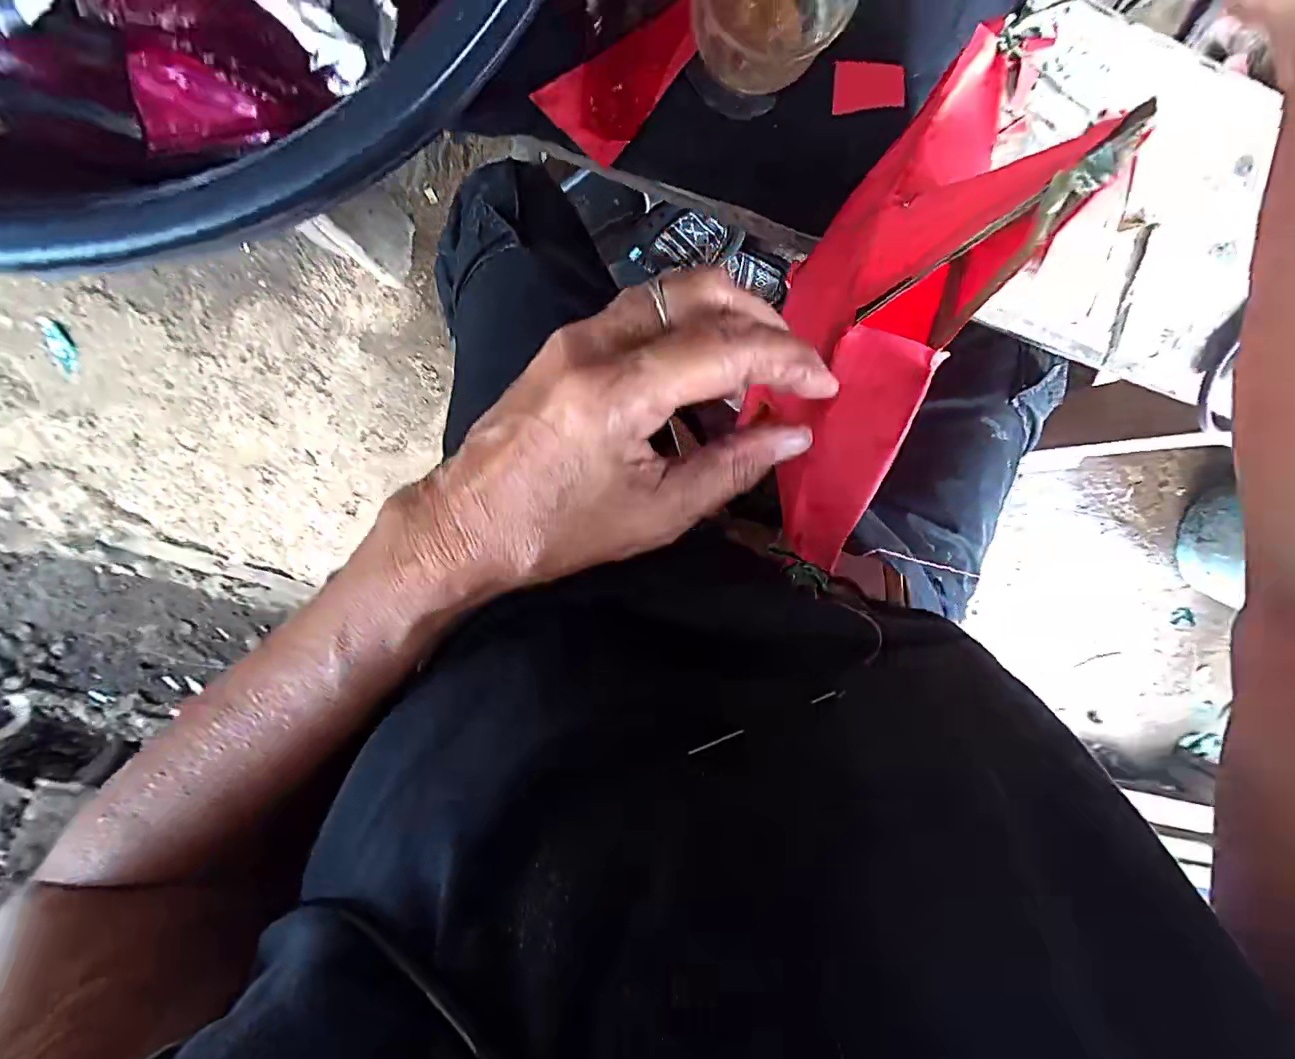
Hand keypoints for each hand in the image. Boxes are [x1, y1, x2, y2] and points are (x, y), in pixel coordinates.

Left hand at [393, 268, 837, 593]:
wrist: (467, 525)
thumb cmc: (560, 532)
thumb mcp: (659, 512)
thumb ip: (734, 467)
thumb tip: (795, 436)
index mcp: (619, 389)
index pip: (726, 348)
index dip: (788, 361)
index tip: (827, 384)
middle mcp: (596, 340)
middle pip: (701, 291)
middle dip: (764, 321)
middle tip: (796, 367)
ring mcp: (576, 334)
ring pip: (672, 295)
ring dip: (725, 326)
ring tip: (751, 388)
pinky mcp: (567, 343)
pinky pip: (644, 318)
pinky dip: (687, 339)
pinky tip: (699, 391)